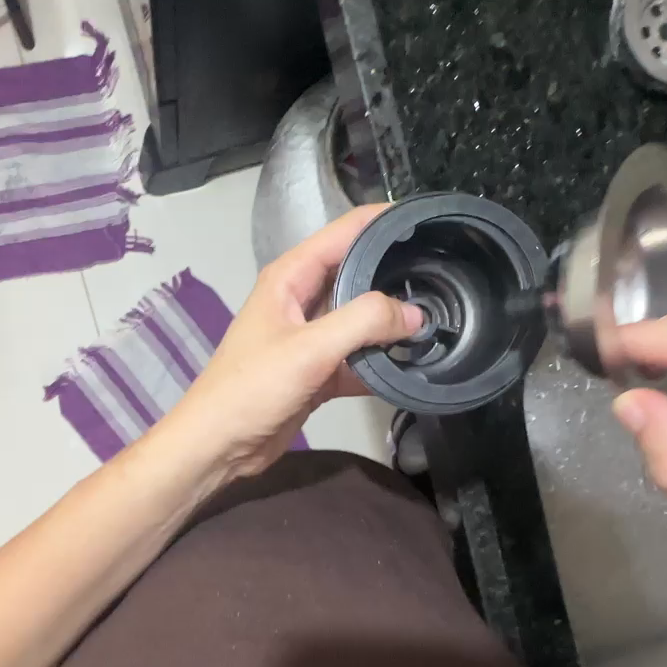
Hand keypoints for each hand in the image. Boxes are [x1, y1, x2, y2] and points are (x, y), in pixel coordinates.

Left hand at [151, 205, 421, 480]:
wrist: (219, 445)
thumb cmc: (251, 389)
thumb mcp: (309, 349)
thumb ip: (363, 323)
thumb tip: (414, 314)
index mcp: (291, 277)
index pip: (346, 232)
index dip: (386, 221)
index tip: (431, 222)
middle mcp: (302, 300)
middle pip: (359, 274)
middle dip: (397, 273)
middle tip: (446, 275)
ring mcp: (310, 338)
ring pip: (361, 321)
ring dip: (392, 325)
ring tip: (441, 319)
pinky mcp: (317, 373)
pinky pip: (358, 360)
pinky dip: (380, 365)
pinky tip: (412, 367)